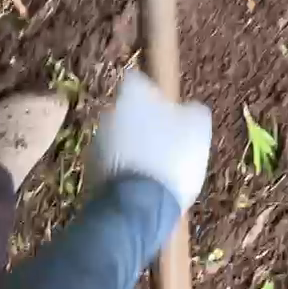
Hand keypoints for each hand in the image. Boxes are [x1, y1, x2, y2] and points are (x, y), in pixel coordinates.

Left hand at [87, 69, 211, 210]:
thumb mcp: (198, 129)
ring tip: (153, 170)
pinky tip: (140, 187)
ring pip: (116, 139)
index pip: (137, 82)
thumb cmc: (172, 160)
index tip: (165, 109)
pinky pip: (109, 164)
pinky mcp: (90, 171)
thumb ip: (193, 111)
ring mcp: (96, 142)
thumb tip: (189, 107)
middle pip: (126, 112)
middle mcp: (109, 113)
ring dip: (131, 148)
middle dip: (141, 124)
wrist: (139, 206)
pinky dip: (122, 170)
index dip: (151, 94)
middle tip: (163, 142)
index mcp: (133, 97)